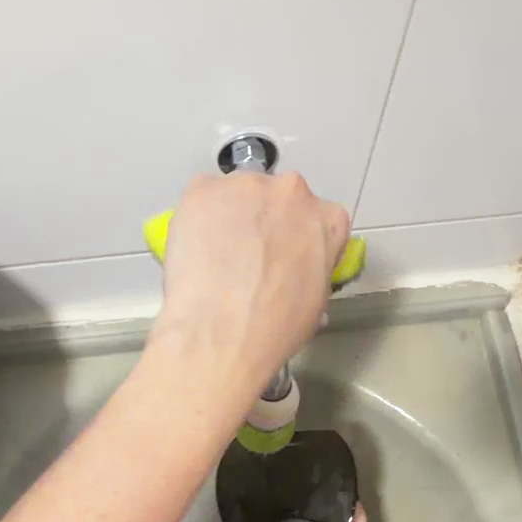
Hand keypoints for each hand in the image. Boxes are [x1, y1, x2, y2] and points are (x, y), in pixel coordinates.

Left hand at [149, 171, 351, 396]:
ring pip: (236, 197)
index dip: (297, 242)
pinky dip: (197, 219)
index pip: (317, 221)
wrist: (221, 335)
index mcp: (327, 220)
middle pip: (276, 201)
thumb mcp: (315, 306)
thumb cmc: (274, 329)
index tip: (283, 261)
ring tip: (215, 260)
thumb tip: (293, 278)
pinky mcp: (203, 191)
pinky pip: (201, 198)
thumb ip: (310, 272)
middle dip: (264, 225)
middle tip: (247, 261)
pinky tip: (194, 252)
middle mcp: (291, 191)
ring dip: (230, 220)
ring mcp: (245, 186)